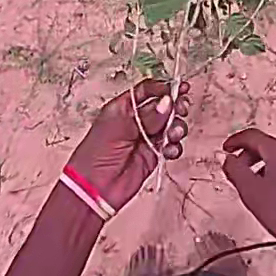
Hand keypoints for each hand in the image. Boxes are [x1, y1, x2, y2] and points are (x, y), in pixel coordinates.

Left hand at [66, 79, 189, 209]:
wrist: (94, 187)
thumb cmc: (95, 155)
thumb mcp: (119, 127)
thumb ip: (147, 115)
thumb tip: (167, 102)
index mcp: (123, 108)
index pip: (147, 91)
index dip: (163, 88)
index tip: (180, 88)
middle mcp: (135, 121)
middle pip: (163, 107)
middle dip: (175, 107)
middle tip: (181, 109)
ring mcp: (145, 138)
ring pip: (170, 126)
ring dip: (176, 128)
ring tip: (173, 135)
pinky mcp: (153, 154)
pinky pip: (170, 145)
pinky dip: (174, 147)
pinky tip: (169, 150)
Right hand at [221, 129, 275, 275]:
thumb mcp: (252, 193)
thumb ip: (235, 171)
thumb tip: (229, 159)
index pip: (253, 136)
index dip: (235, 141)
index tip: (228, 148)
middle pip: (268, 146)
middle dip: (248, 156)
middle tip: (237, 169)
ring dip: (263, 167)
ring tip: (255, 187)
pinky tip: (275, 196)